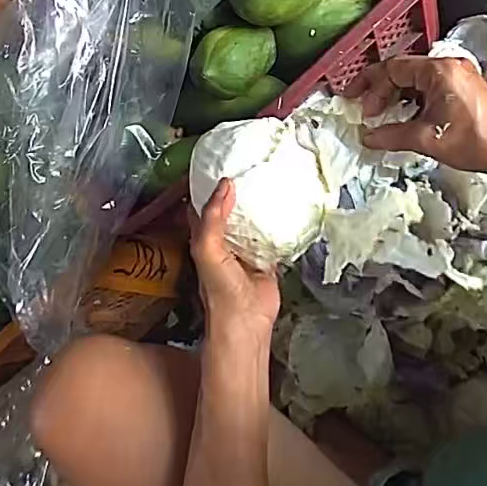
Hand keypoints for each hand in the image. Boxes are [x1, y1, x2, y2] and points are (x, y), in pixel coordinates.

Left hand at [191, 179, 280, 340]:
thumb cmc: (219, 289)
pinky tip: (285, 209)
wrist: (245, 320)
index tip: (217, 165)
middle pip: (229, 211)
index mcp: (204, 238)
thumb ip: (213, 218)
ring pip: (251, 223)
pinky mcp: (266, 260)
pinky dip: (278, 226)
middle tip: (248, 168)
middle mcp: (224, 242)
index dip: (206, 187)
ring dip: (257, 207)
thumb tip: (224, 185)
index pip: (202, 207)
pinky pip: (272, 238)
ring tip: (268, 181)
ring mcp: (246, 251)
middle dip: (235, 193)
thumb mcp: (207, 248)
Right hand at [341, 56, 486, 175]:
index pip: (392, 68)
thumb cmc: (476, 141)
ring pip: (414, 79)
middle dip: (380, 90)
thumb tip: (367, 137)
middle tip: (365, 110)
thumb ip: (391, 135)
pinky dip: (411, 99)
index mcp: (439, 71)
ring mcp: (457, 75)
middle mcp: (448, 66)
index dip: (370, 86)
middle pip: (402, 71)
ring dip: (395, 95)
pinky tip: (402, 116)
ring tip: (381, 115)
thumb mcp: (425, 139)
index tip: (356, 101)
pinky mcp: (462, 88)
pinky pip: (428, 87)